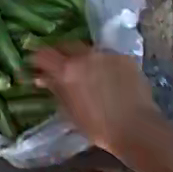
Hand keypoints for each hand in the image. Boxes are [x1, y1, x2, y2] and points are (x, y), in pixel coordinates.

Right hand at [30, 44, 164, 154]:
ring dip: (82, 57)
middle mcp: (86, 55)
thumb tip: (42, 78)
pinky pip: (107, 55)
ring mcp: (107, 54)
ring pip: (88, 49)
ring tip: (85, 72)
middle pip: (65, 45)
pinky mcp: (125, 57)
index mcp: (67, 70)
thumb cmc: (98, 126)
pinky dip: (102, 63)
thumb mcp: (70, 110)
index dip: (37, 59)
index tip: (36, 66)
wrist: (136, 127)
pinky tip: (107, 76)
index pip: (43, 54)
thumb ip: (56, 89)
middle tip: (59, 67)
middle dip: (59, 53)